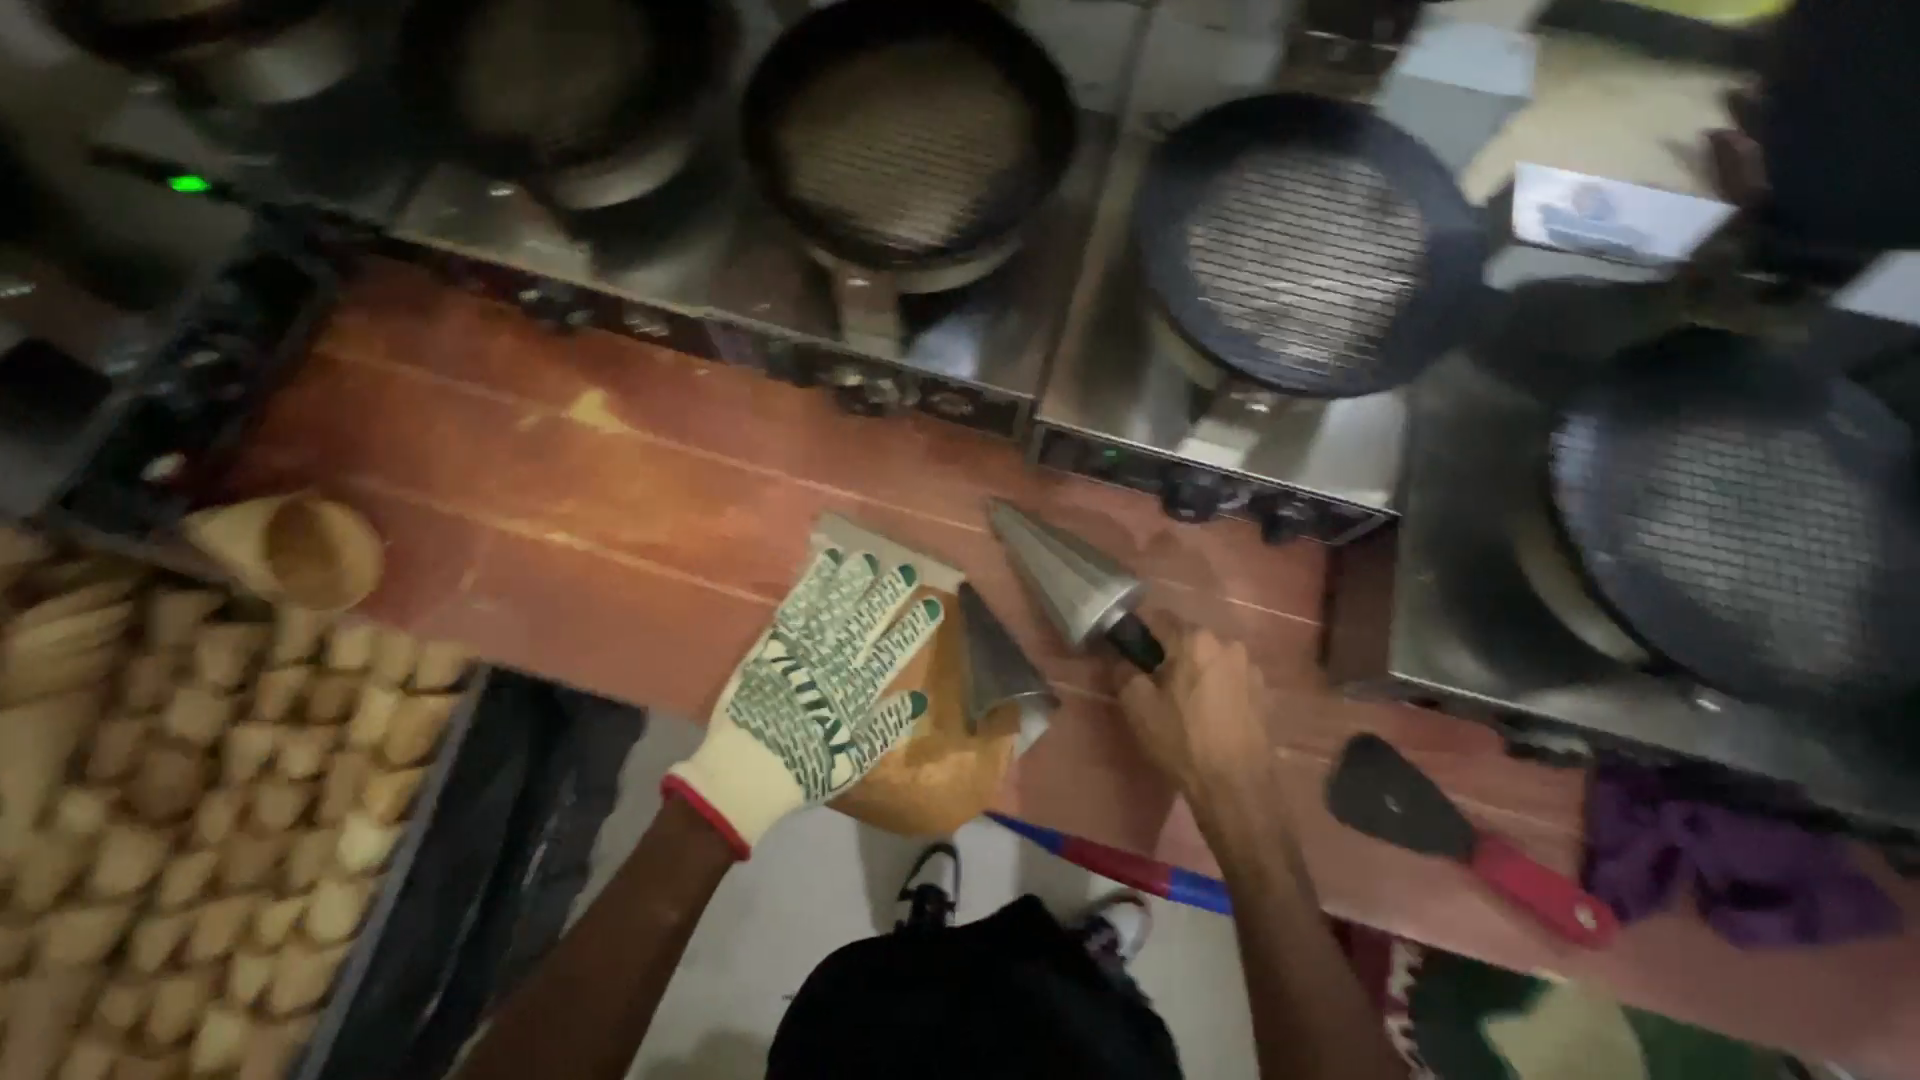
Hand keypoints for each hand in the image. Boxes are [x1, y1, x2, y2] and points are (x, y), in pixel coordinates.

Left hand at [665, 546, 944, 856]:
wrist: (747, 771)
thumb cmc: (803, 771)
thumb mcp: (854, 759)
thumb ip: (885, 727)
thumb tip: (917, 699)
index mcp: (857, 693)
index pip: (893, 653)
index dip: (914, 628)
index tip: (932, 605)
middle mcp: (834, 665)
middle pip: (865, 622)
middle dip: (888, 595)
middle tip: (906, 570)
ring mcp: (801, 651)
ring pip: (832, 608)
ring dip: (851, 582)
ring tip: (867, 559)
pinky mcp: (771, 645)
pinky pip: (796, 608)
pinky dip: (812, 583)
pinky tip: (824, 564)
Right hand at [1112, 617, 1273, 802]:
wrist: (1236, 785)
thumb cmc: (1182, 741)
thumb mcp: (1138, 707)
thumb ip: (1124, 672)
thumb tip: (1122, 659)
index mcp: (1194, 640)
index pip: (1157, 617)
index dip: (1137, 630)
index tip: (1126, 649)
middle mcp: (1227, 643)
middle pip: (1186, 637)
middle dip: (1168, 652)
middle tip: (1152, 681)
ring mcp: (1250, 667)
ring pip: (1209, 658)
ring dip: (1193, 669)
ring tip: (1183, 701)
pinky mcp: (1263, 691)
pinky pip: (1228, 677)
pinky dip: (1214, 685)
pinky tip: (1208, 713)